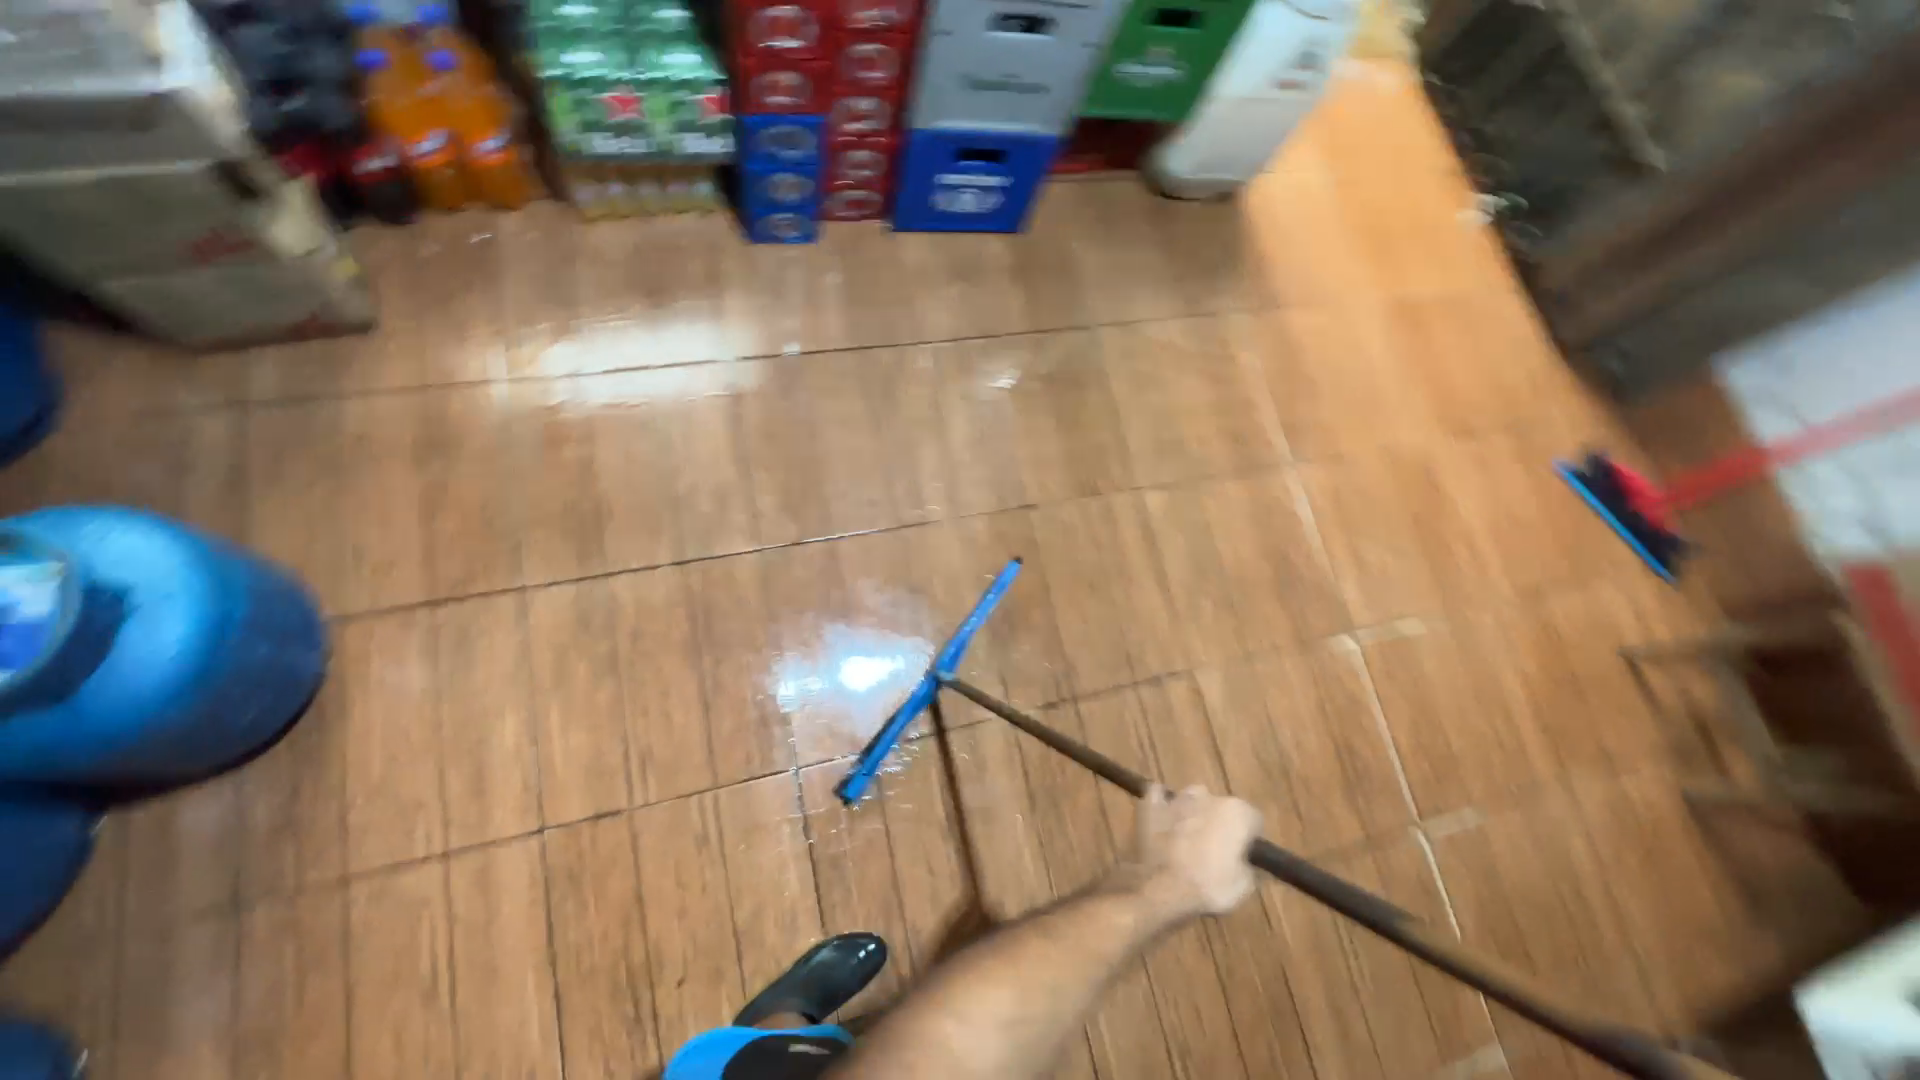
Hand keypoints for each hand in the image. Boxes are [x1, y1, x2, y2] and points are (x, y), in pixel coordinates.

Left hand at [1128, 784, 1261, 920]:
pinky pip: (1158, 798)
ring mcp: (1176, 798)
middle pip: (1221, 806)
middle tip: (1215, 851)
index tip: (1243, 856)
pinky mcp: (1150, 805)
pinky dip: (1161, 807)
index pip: (1253, 819)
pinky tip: (1162, 821)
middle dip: (1220, 823)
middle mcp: (1209, 797)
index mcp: (1237, 812)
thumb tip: (1248, 863)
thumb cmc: (1210, 886)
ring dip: (1193, 813)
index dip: (1249, 838)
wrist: (1162, 887)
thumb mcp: (1245, 886)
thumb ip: (1251, 867)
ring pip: (1191, 799)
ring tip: (1188, 838)